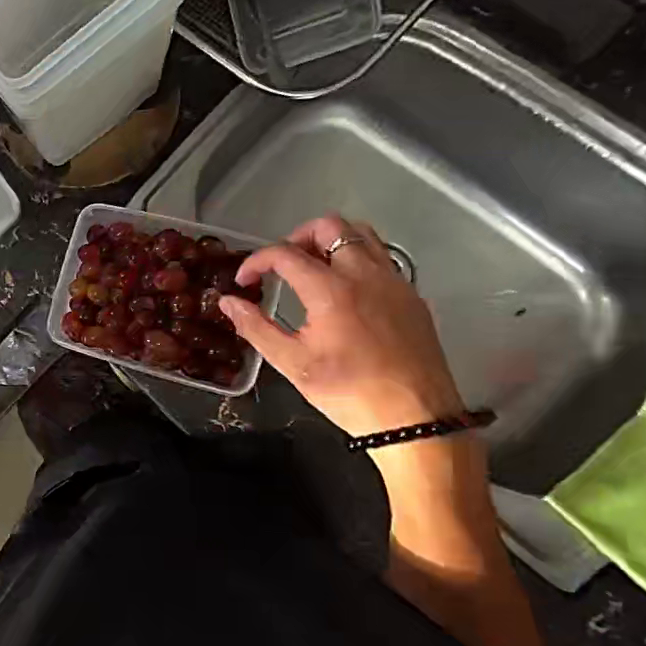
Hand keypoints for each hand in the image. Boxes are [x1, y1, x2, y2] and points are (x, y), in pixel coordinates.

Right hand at [217, 214, 465, 437]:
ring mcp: (393, 280)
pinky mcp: (411, 294)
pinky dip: (357, 258)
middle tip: (282, 264)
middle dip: (297, 237)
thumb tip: (228, 302)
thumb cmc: (349, 394)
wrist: (416, 419)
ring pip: (361, 233)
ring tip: (314, 267)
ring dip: (331, 240)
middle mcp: (364, 273)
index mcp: (330, 290)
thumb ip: (256, 328)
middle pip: (328, 226)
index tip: (245, 279)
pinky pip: (382, 256)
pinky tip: (347, 288)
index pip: (284, 254)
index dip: (257, 260)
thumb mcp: (294, 365)